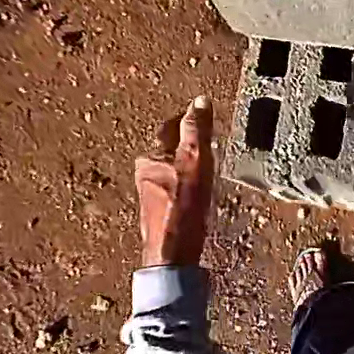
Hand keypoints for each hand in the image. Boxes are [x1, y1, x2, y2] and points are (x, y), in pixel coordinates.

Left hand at [135, 96, 213, 267]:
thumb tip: (200, 101)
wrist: (172, 253)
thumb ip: (197, 131)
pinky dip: (186, 182)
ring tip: (207, 164)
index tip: (204, 114)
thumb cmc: (184, 207)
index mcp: (151, 157)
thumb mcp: (196, 161)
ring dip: (187, 164)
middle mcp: (145, 173)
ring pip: (171, 169)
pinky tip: (198, 191)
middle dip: (187, 142)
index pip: (171, 127)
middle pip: (169, 148)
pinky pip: (174, 187)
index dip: (188, 119)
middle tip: (208, 138)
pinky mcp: (159, 211)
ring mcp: (150, 194)